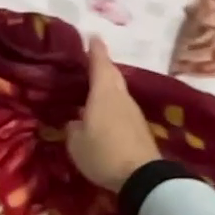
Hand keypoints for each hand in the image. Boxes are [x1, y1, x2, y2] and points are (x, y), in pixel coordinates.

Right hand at [67, 36, 160, 192]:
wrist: (142, 177)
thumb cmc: (103, 153)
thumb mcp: (76, 143)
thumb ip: (73, 128)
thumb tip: (75, 122)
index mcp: (103, 93)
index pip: (100, 64)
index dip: (95, 50)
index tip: (93, 36)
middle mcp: (120, 97)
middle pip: (112, 75)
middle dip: (103, 66)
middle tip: (91, 60)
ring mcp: (133, 112)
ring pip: (118, 91)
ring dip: (108, 86)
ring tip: (93, 87)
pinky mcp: (139, 128)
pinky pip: (121, 107)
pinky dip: (112, 103)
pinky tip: (104, 112)